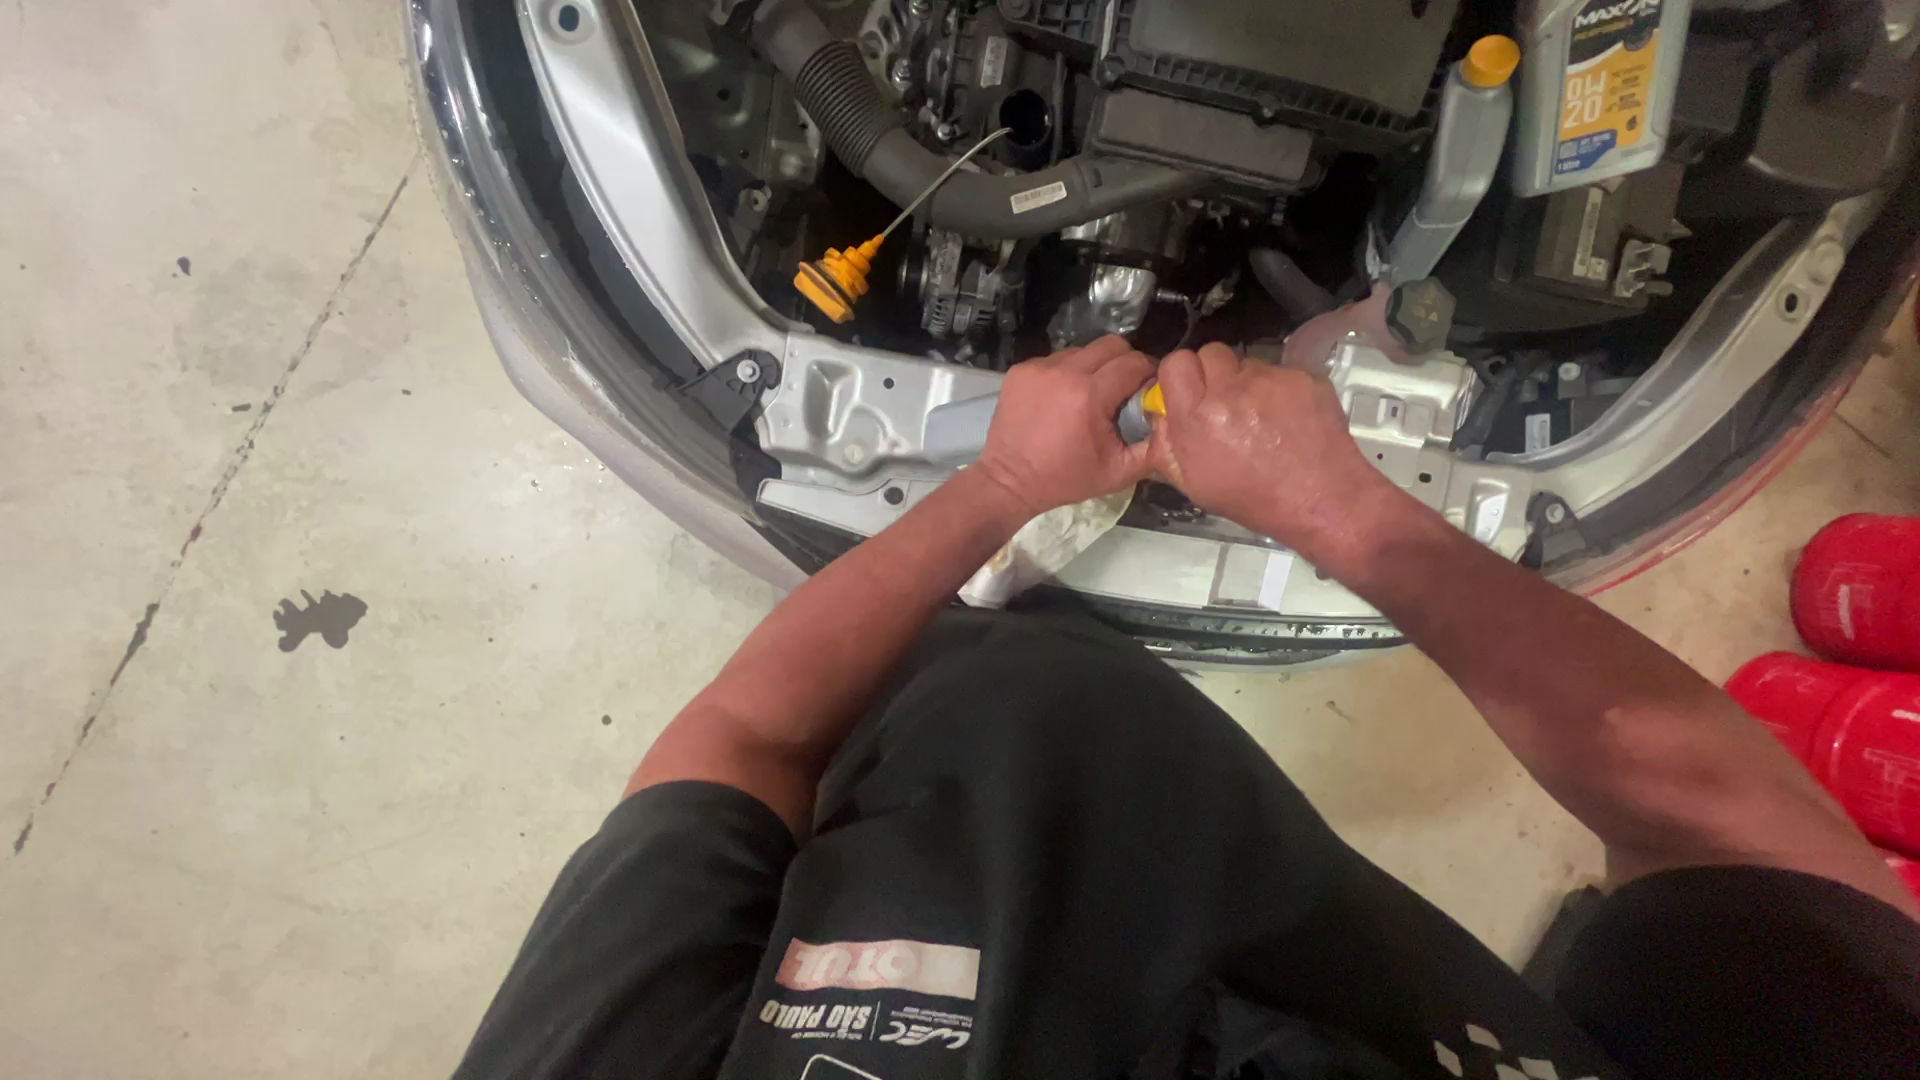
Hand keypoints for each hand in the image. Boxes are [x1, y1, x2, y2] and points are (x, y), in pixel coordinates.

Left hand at [974, 335, 1156, 516]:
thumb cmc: (1064, 479)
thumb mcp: (1117, 473)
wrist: (1008, 481)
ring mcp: (1038, 368)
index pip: (1134, 362)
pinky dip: (1066, 373)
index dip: (1148, 374)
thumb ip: (1152, 447)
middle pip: (1112, 345)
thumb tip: (1172, 421)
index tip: (1146, 390)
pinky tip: (1063, 399)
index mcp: (1090, 395)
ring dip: (1094, 367)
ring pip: (1083, 350)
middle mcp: (1064, 372)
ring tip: (1090, 396)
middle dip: (1124, 363)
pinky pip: (1056, 359)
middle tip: (1122, 389)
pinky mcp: (1020, 369)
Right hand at [1151, 343, 1402, 561]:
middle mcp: (1230, 390)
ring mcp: (1270, 380)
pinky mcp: (1302, 377)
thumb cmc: (1250, 498)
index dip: (1179, 375)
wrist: (1319, 499)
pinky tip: (1285, 419)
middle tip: (1222, 402)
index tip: (1188, 393)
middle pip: (1209, 353)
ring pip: (1246, 363)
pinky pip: (1278, 372)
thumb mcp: (1191, 483)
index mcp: (1197, 417)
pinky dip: (1277, 390)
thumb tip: (1156, 419)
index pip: (1175, 363)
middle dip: (1211, 373)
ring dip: (1245, 383)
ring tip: (1258, 416)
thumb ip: (1164, 446)